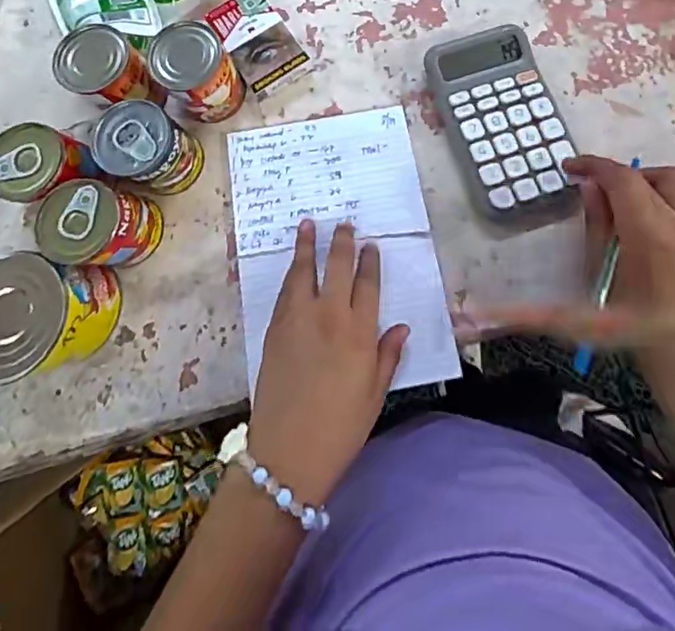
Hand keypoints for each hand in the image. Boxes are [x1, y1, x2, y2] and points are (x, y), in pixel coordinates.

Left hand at [248, 220, 408, 506]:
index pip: (367, 284)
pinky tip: (294, 265)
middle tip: (343, 224)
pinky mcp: (274, 328)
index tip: (370, 245)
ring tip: (308, 225)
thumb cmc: (341, 427)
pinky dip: (291, 273)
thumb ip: (388, 356)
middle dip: (341, 243)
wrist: (289, 450)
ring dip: (307, 246)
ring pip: (304, 272)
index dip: (370, 262)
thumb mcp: (375, 395)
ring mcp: (297, 319)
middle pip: (336, 268)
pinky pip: (285, 291)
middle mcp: (328, 317)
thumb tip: (400, 326)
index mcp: (359, 333)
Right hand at [576, 157, 674, 326]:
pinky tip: (658, 209)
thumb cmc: (624, 313)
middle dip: (614, 172)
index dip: (594, 166)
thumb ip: (595, 220)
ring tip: (622, 195)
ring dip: (645, 180)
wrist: (670, 347)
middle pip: (646, 176)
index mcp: (647, 229)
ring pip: (674, 183)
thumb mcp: (597, 265)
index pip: (622, 178)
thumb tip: (589, 187)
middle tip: (589, 184)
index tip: (571, 168)